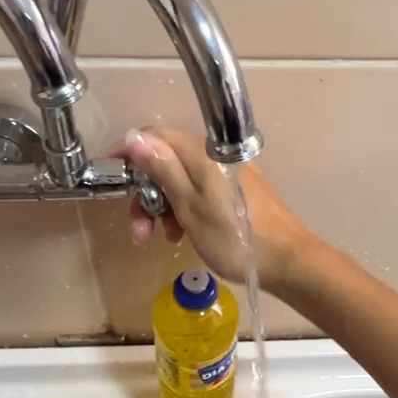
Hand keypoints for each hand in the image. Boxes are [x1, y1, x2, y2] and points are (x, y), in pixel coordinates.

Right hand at [110, 127, 316, 293]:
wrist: (287, 261)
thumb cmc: (235, 238)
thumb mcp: (190, 207)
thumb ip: (163, 170)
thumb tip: (135, 138)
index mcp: (202, 153)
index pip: (155, 136)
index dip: (130, 152)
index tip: (110, 173)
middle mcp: (215, 155)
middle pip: (167, 162)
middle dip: (146, 193)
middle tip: (139, 229)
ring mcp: (229, 174)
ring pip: (182, 181)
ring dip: (164, 207)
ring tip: (163, 238)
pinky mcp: (239, 192)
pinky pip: (201, 192)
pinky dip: (185, 210)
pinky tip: (184, 235)